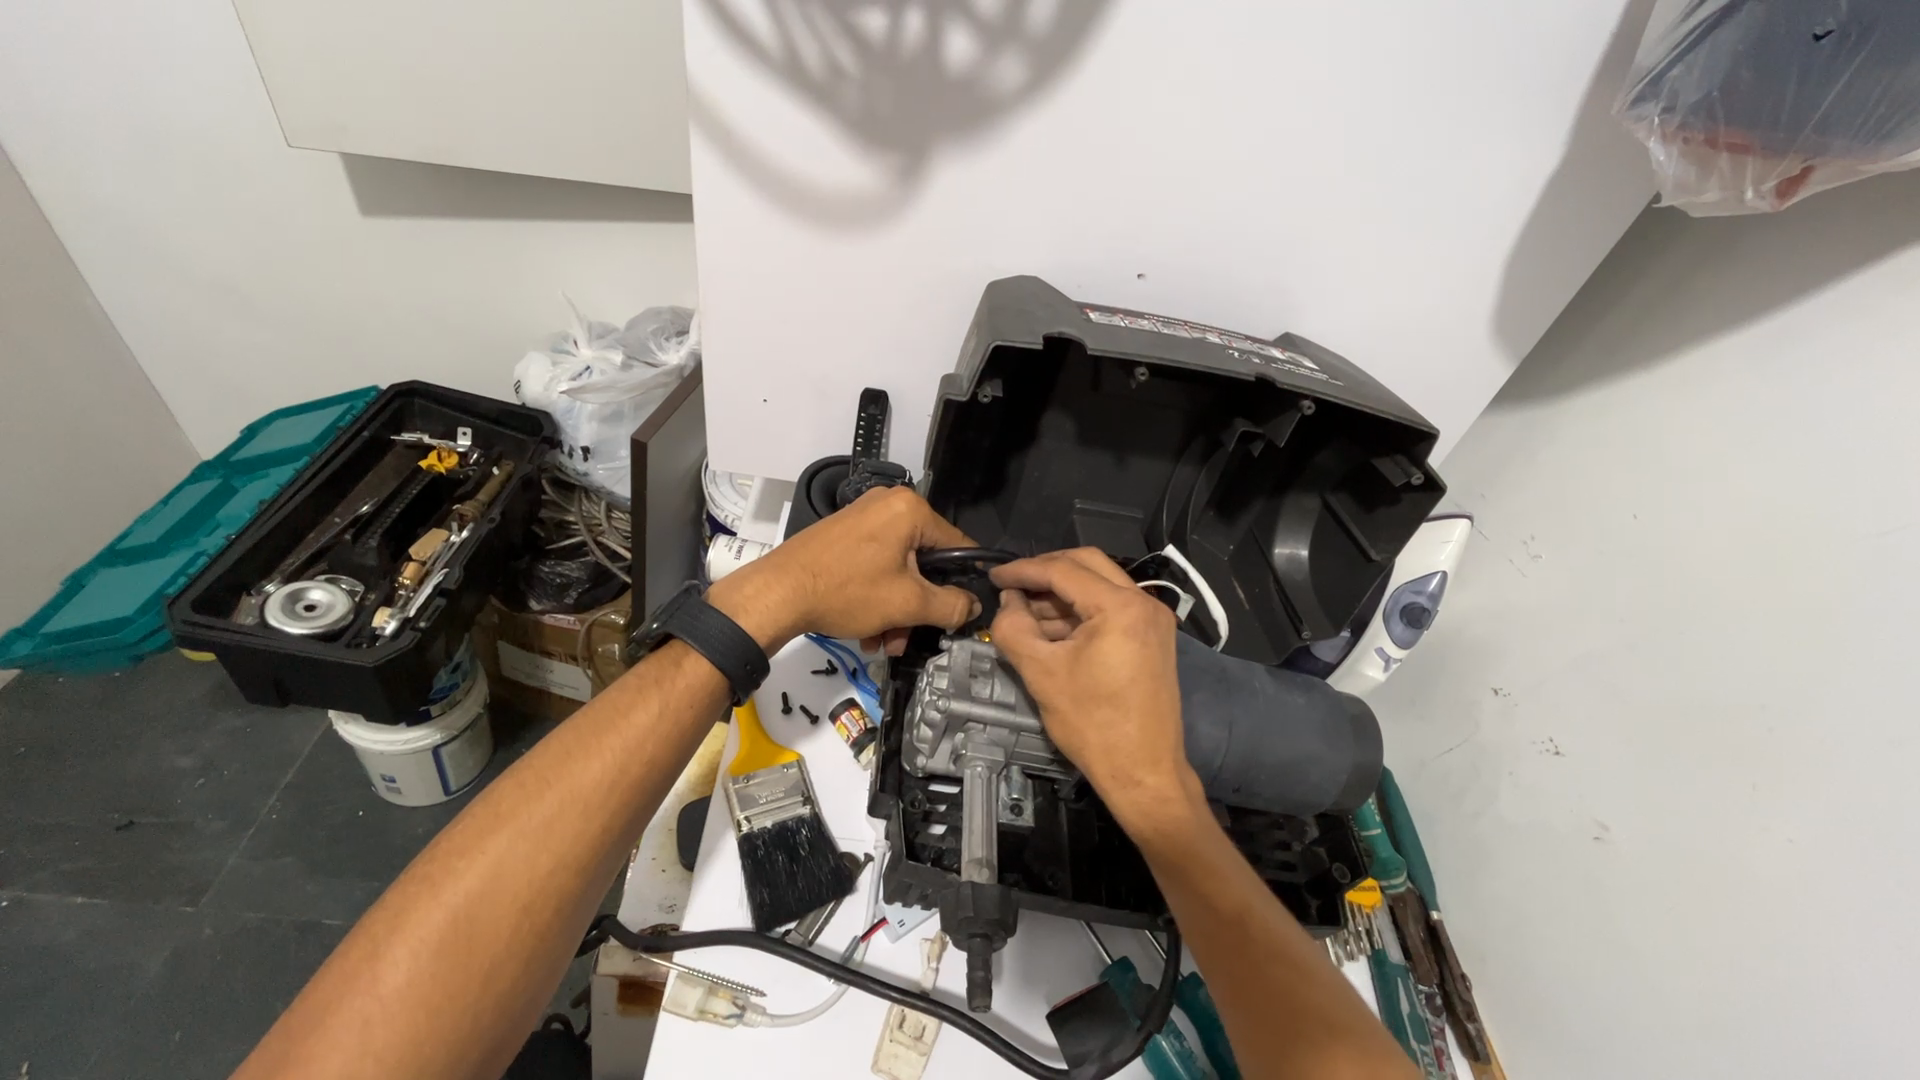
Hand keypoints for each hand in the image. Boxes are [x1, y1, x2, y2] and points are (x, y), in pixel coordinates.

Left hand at [707, 487, 979, 653]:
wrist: (777, 594)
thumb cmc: (847, 591)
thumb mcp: (908, 604)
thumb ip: (951, 606)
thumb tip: (973, 607)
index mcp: (911, 509)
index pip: (958, 546)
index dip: (963, 583)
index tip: (959, 612)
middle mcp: (889, 504)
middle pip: (925, 562)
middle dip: (918, 607)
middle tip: (907, 638)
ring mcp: (863, 517)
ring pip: (899, 569)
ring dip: (896, 610)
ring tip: (881, 642)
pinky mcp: (844, 535)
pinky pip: (876, 566)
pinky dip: (876, 597)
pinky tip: (866, 630)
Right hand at [989, 549, 1202, 826]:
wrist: (1144, 772)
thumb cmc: (1092, 724)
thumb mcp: (1041, 672)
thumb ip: (1014, 627)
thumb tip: (1008, 601)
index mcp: (1121, 606)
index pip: (1063, 570)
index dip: (1023, 570)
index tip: (993, 576)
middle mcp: (1144, 603)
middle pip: (1087, 565)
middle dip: (1045, 571)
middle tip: (1011, 584)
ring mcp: (1153, 621)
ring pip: (1099, 587)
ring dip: (1061, 594)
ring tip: (1023, 612)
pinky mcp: (1152, 639)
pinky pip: (1111, 610)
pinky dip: (1079, 612)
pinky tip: (1050, 629)